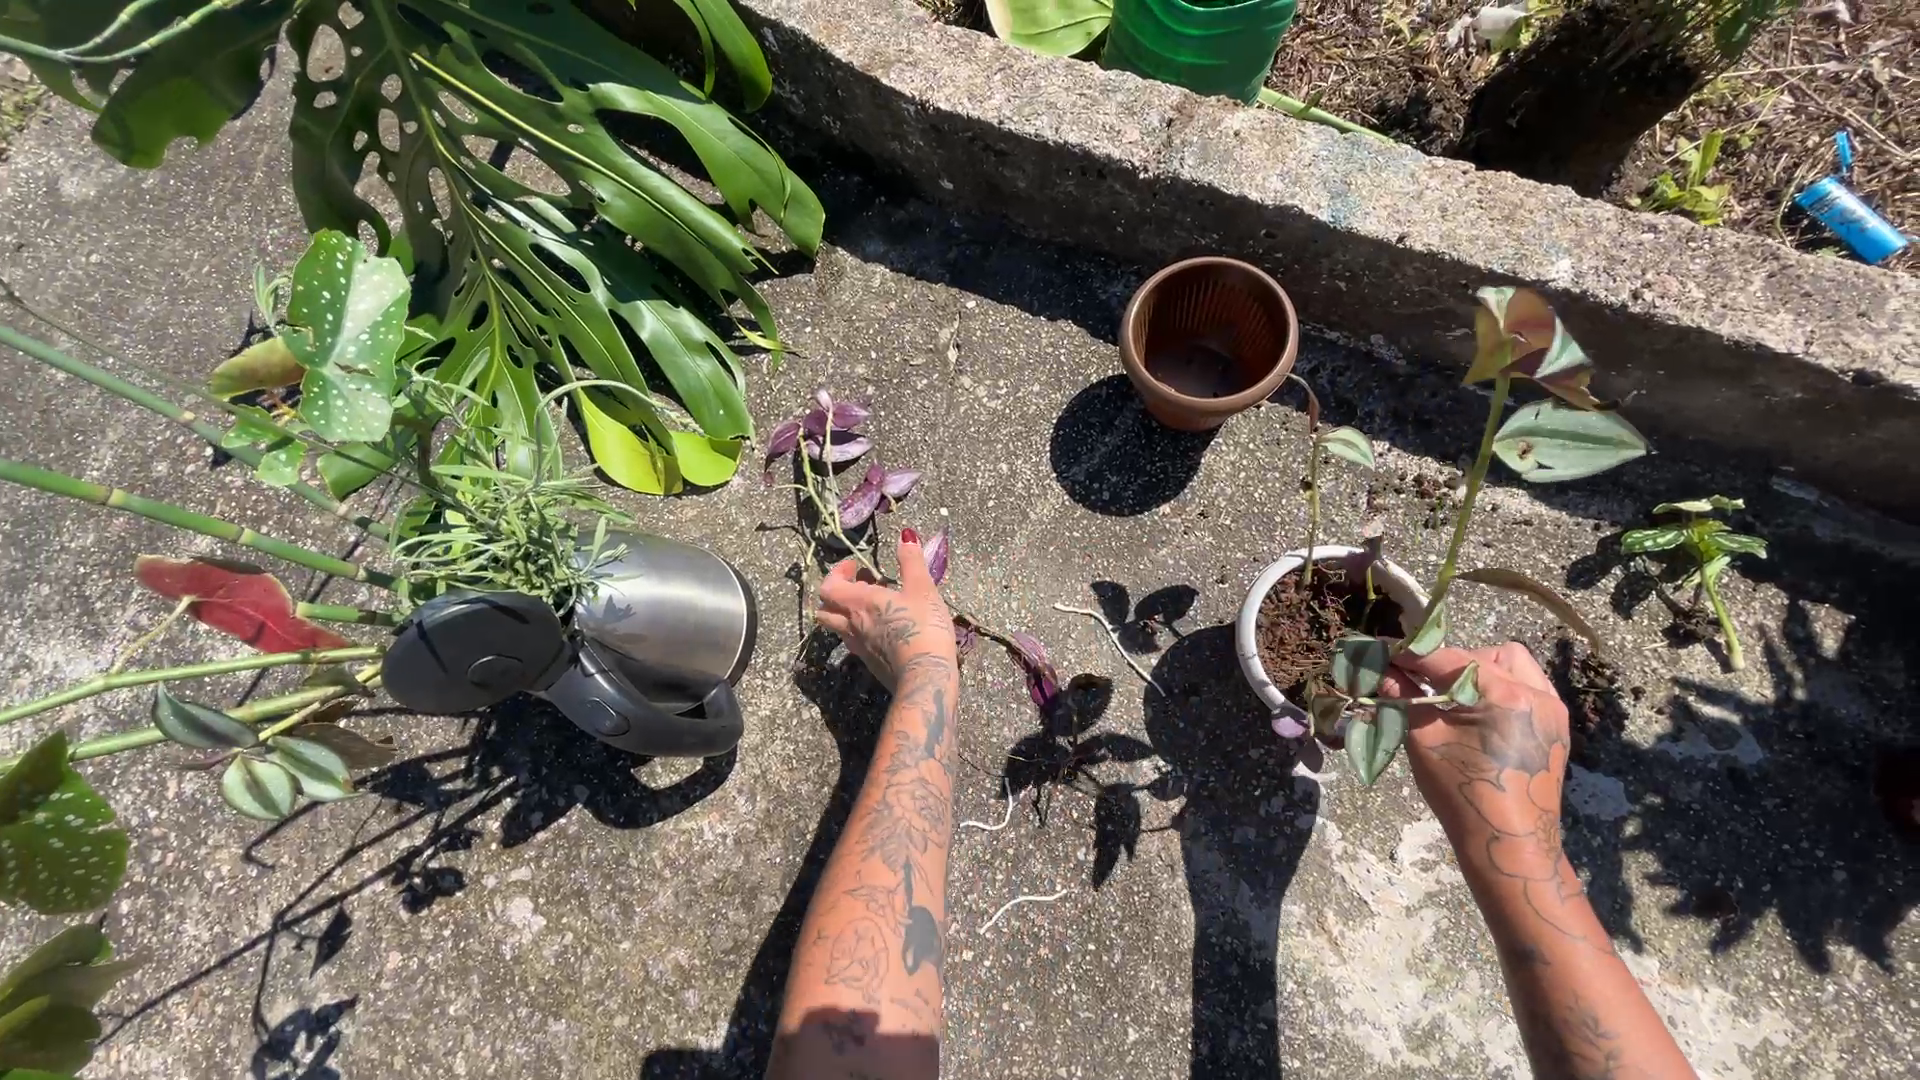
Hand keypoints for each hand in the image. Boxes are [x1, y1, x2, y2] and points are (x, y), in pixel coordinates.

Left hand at [815, 529, 955, 691]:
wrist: (926, 677)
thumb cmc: (923, 627)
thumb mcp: (922, 588)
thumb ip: (911, 561)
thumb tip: (905, 535)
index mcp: (859, 602)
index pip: (829, 586)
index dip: (837, 573)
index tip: (856, 566)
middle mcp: (851, 624)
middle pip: (826, 608)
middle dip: (836, 593)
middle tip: (859, 584)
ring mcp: (859, 647)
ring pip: (838, 626)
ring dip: (846, 612)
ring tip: (872, 605)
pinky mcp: (870, 663)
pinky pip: (854, 642)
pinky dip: (859, 630)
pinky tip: (884, 628)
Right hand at [1381, 644, 1571, 875]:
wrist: (1508, 842)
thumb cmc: (1461, 791)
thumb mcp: (1423, 738)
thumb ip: (1405, 697)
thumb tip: (1382, 670)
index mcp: (1504, 696)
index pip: (1446, 658)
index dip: (1410, 654)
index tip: (1382, 653)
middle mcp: (1536, 694)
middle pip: (1480, 654)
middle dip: (1444, 661)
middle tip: (1417, 679)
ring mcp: (1551, 709)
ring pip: (1511, 663)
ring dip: (1476, 668)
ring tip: (1451, 692)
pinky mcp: (1555, 724)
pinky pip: (1526, 684)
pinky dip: (1498, 685)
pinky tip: (1477, 707)